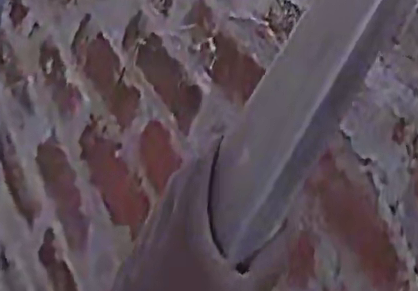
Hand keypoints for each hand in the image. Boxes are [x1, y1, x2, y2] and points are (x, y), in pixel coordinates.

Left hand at [111, 137, 291, 290]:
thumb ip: (273, 261)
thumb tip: (291, 223)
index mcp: (185, 230)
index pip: (196, 171)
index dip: (212, 150)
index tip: (229, 140)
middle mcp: (156, 234)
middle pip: (176, 184)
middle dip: (198, 167)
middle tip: (225, 165)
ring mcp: (136, 257)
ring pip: (160, 209)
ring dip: (181, 195)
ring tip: (208, 200)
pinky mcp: (125, 278)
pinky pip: (148, 236)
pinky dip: (166, 224)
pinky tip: (181, 242)